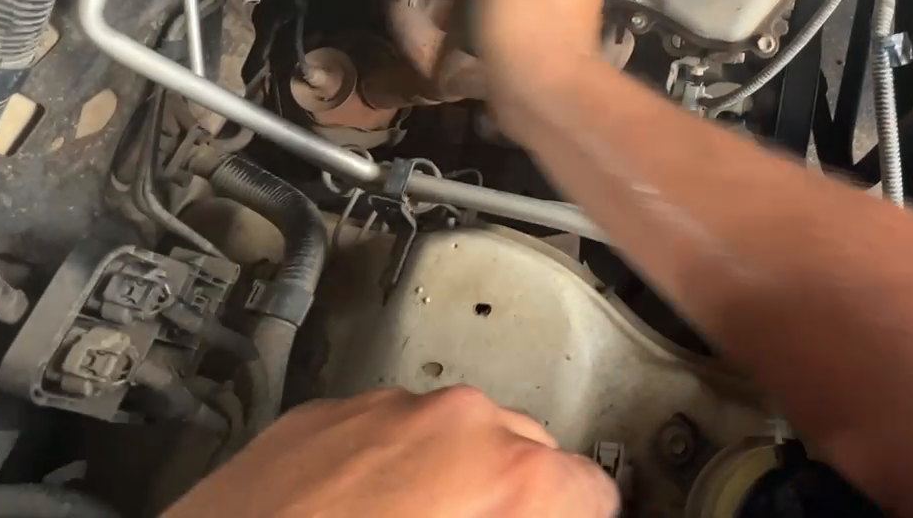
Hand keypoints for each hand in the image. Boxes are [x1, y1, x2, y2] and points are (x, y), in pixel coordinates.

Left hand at [166, 386, 617, 517]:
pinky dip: (390, 464)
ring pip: (456, 431)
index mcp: (504, 475)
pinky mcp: (322, 411)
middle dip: (518, 497)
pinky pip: (388, 428)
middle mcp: (453, 420)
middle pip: (529, 446)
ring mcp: (382, 406)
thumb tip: (541, 510)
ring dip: (451, 477)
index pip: (591, 488)